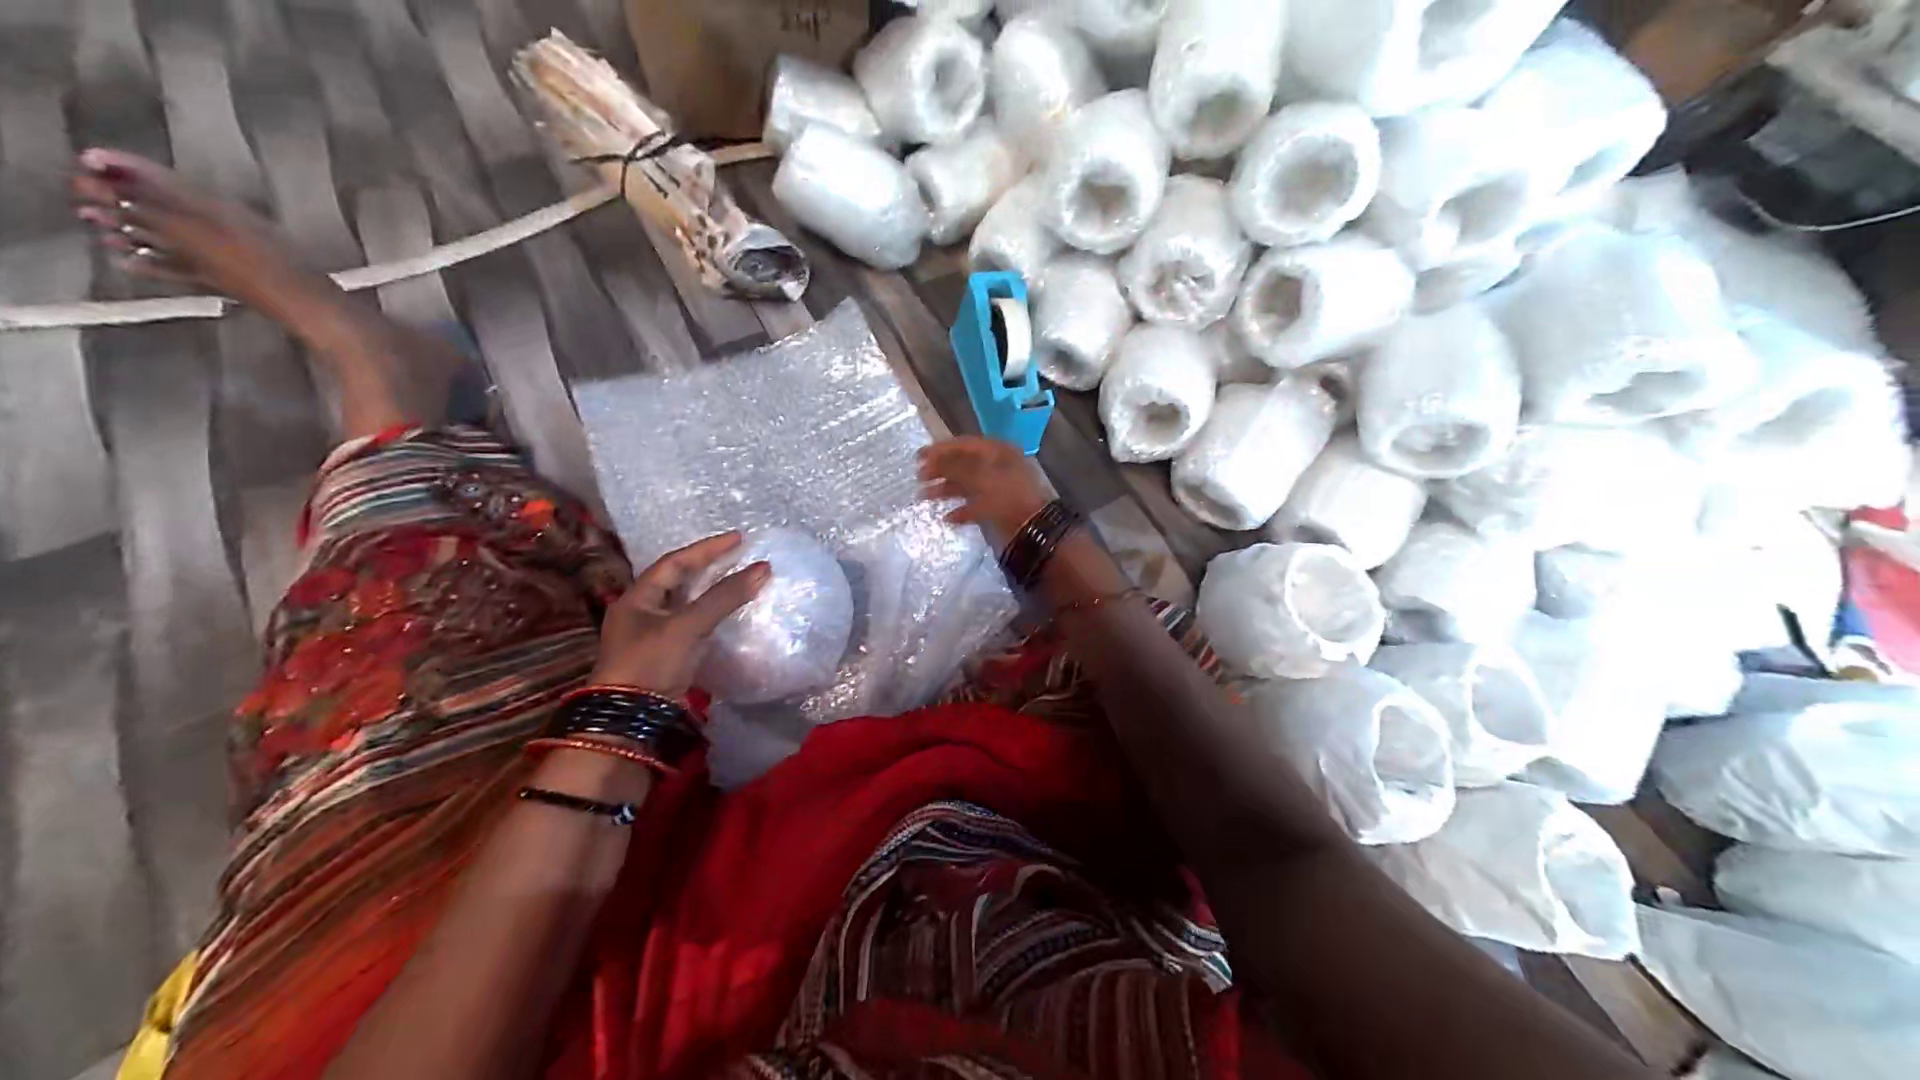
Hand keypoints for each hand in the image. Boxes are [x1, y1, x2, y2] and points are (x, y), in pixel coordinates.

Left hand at [589, 532, 769, 695]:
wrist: (629, 718)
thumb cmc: (651, 663)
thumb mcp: (688, 626)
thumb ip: (724, 597)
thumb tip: (763, 569)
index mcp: (637, 598)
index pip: (675, 563)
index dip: (707, 549)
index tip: (738, 539)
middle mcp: (640, 612)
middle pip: (677, 580)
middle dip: (708, 566)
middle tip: (738, 556)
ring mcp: (651, 635)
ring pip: (684, 603)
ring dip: (709, 591)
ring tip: (736, 579)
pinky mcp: (663, 655)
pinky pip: (690, 624)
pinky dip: (709, 614)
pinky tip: (726, 614)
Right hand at [919, 436, 1051, 546]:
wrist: (1033, 528)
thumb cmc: (1006, 495)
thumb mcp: (978, 477)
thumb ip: (953, 467)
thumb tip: (932, 460)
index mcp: (997, 451)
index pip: (963, 444)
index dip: (940, 449)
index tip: (918, 457)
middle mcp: (998, 466)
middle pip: (963, 464)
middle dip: (940, 470)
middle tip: (919, 477)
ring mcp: (999, 488)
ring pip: (967, 484)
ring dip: (945, 489)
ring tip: (924, 497)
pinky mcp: (998, 508)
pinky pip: (975, 505)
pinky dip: (961, 510)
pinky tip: (948, 517)